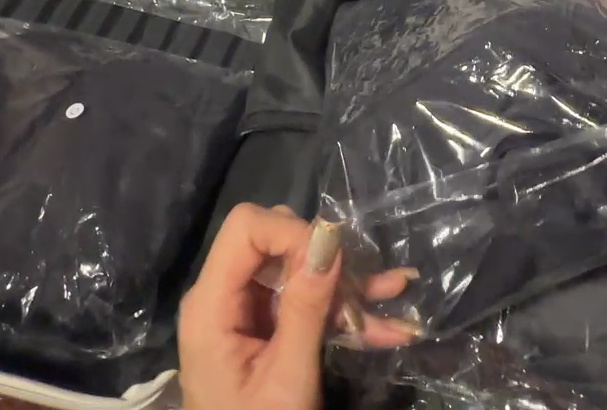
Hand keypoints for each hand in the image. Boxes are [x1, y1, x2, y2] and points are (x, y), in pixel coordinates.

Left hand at [178, 205, 417, 409]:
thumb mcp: (286, 378)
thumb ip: (305, 307)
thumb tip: (330, 235)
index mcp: (211, 305)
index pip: (246, 227)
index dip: (292, 231)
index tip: (334, 259)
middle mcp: (225, 296)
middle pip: (276, 240)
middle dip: (326, 259)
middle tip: (361, 290)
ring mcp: (248, 311)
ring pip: (301, 269)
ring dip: (348, 286)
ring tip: (394, 293)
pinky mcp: (268, 327)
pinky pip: (309, 300)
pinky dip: (346, 309)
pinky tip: (390, 321)